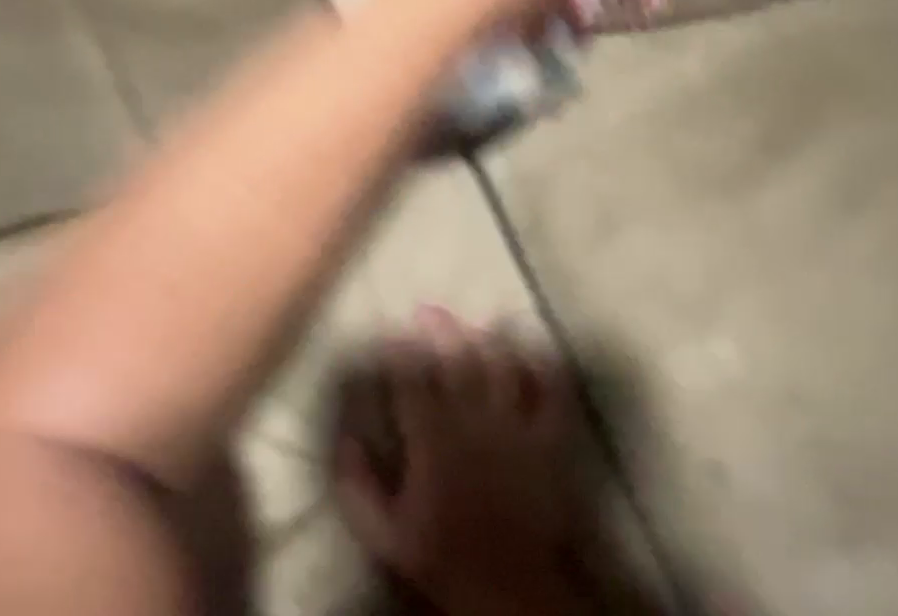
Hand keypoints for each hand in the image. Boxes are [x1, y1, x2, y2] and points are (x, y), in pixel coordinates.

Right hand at [334, 310, 586, 615]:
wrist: (509, 587)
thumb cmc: (443, 557)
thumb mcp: (383, 533)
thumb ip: (357, 486)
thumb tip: (345, 438)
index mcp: (432, 443)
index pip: (411, 383)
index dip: (399, 353)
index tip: (391, 331)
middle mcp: (473, 425)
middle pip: (456, 364)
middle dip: (441, 331)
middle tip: (430, 309)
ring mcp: (516, 430)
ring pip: (504, 369)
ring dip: (491, 339)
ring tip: (483, 320)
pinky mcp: (549, 442)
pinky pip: (552, 395)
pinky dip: (545, 366)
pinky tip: (537, 346)